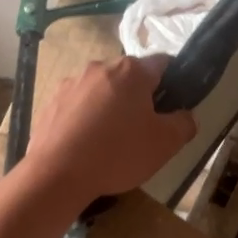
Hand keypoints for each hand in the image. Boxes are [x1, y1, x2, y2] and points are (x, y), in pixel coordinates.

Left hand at [24, 55, 196, 197]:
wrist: (56, 174)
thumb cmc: (118, 153)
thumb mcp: (166, 144)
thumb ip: (184, 124)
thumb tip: (186, 116)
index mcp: (131, 71)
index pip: (163, 63)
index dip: (173, 83)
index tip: (172, 108)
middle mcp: (100, 67)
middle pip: (130, 77)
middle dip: (139, 98)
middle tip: (144, 130)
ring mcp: (71, 83)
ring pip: (103, 91)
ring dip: (111, 108)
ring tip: (112, 141)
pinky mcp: (51, 102)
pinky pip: (79, 106)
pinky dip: (87, 120)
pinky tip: (87, 146)